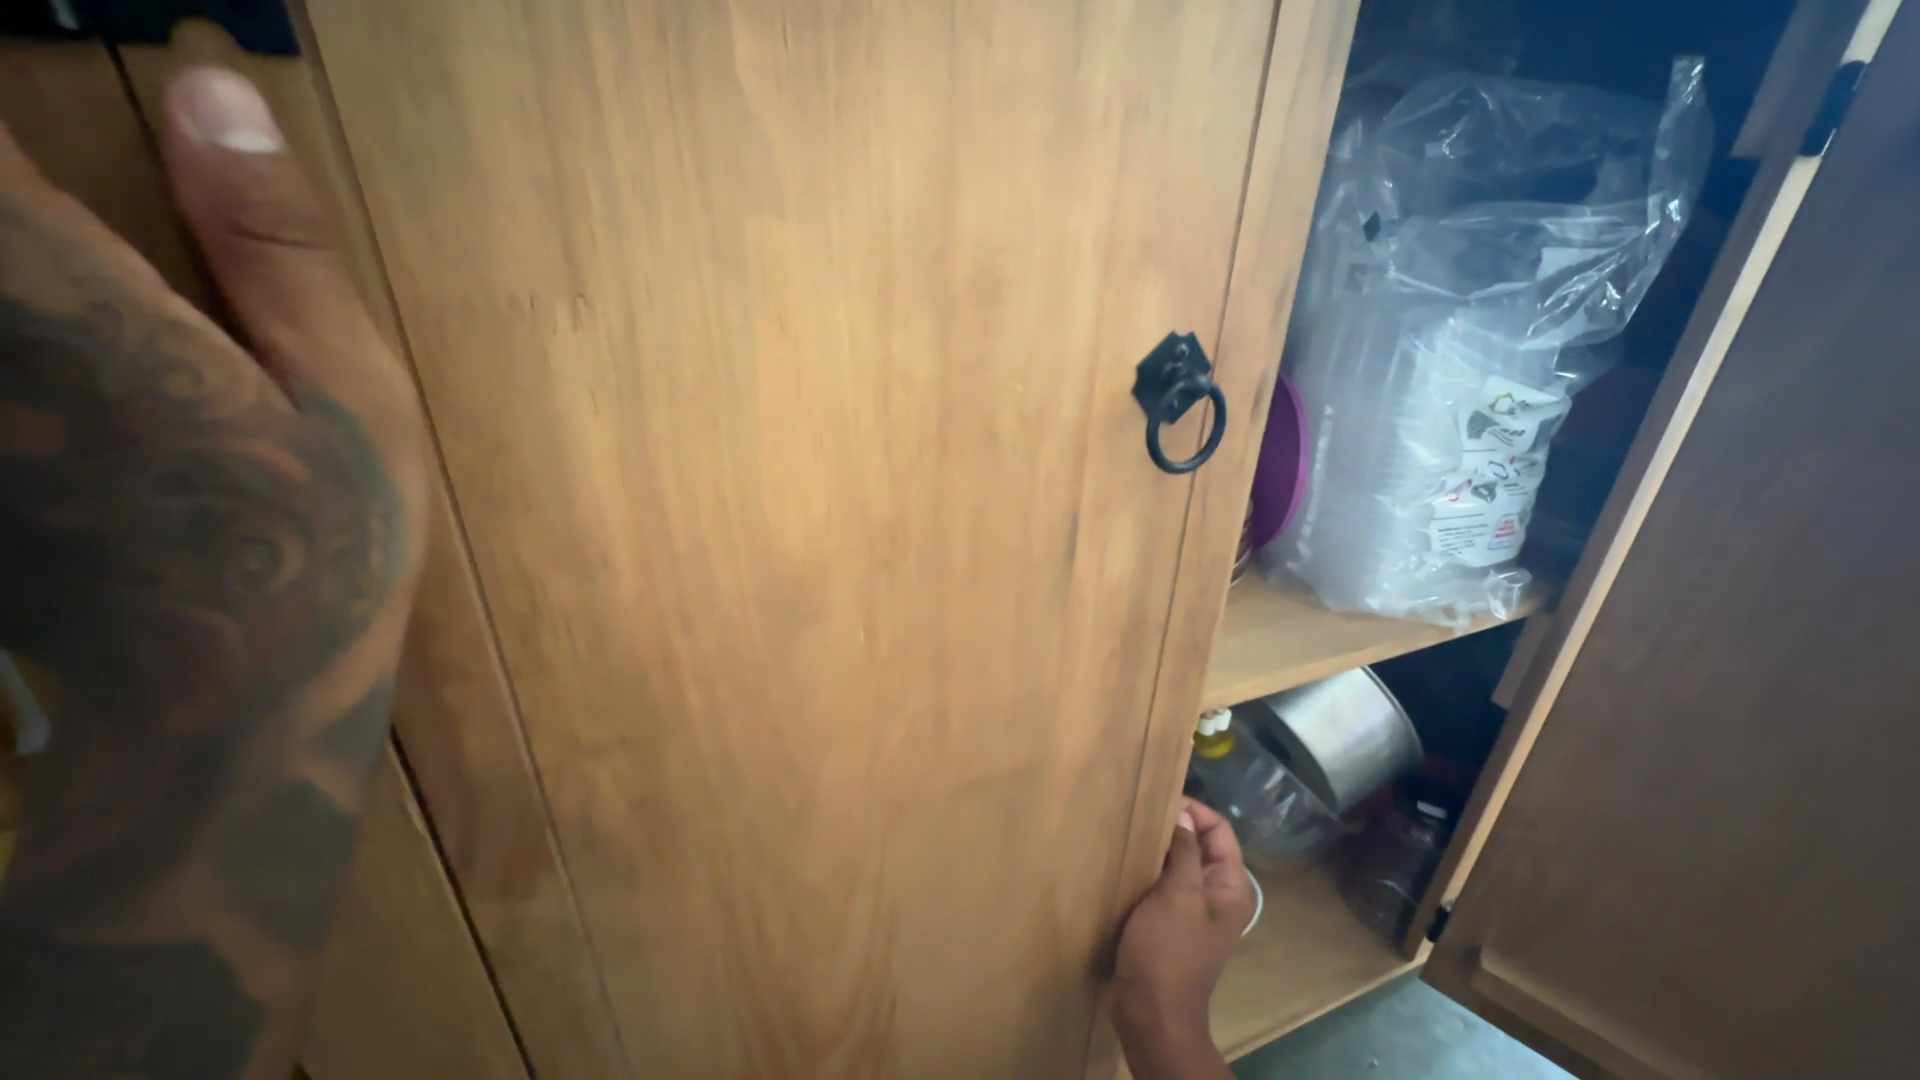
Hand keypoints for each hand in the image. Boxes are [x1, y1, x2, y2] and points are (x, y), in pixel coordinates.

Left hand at [1, 67, 426, 1077]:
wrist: (227, 700)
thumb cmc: (321, 541)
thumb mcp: (350, 397)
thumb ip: (276, 250)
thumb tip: (217, 91)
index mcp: (64, 300)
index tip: (42, 62)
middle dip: (13, 192)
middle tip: (66, 184)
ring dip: (23, 249)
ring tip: (93, 291)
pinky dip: (28, 307)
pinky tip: (78, 342)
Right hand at [1112, 798, 1254, 1077]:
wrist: (1151, 1014)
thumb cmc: (1169, 951)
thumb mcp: (1179, 895)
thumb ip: (1185, 851)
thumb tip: (1182, 814)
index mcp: (1231, 888)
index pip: (1219, 830)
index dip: (1192, 810)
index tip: (1157, 800)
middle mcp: (1218, 895)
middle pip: (1200, 844)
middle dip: (1172, 826)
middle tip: (1137, 814)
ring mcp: (1193, 911)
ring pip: (1179, 863)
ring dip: (1157, 848)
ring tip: (1128, 833)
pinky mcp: (1170, 923)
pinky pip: (1163, 884)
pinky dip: (1148, 869)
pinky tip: (1125, 863)